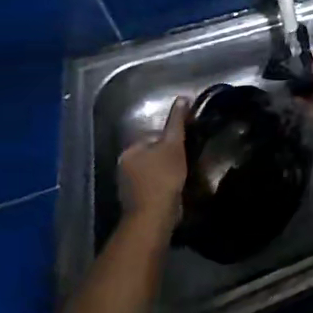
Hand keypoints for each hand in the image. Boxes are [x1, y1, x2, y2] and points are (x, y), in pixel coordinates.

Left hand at [117, 96, 189, 219]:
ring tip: (184, 174)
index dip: (171, 139)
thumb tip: (182, 97)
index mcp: (129, 151)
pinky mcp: (137, 200)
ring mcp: (128, 185)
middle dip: (168, 156)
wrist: (154, 215)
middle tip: (188, 159)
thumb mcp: (174, 144)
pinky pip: (153, 185)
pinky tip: (176, 188)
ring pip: (153, 170)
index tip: (186, 144)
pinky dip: (164, 185)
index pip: (152, 137)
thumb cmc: (163, 176)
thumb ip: (177, 122)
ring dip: (166, 171)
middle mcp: (124, 166)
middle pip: (152, 154)